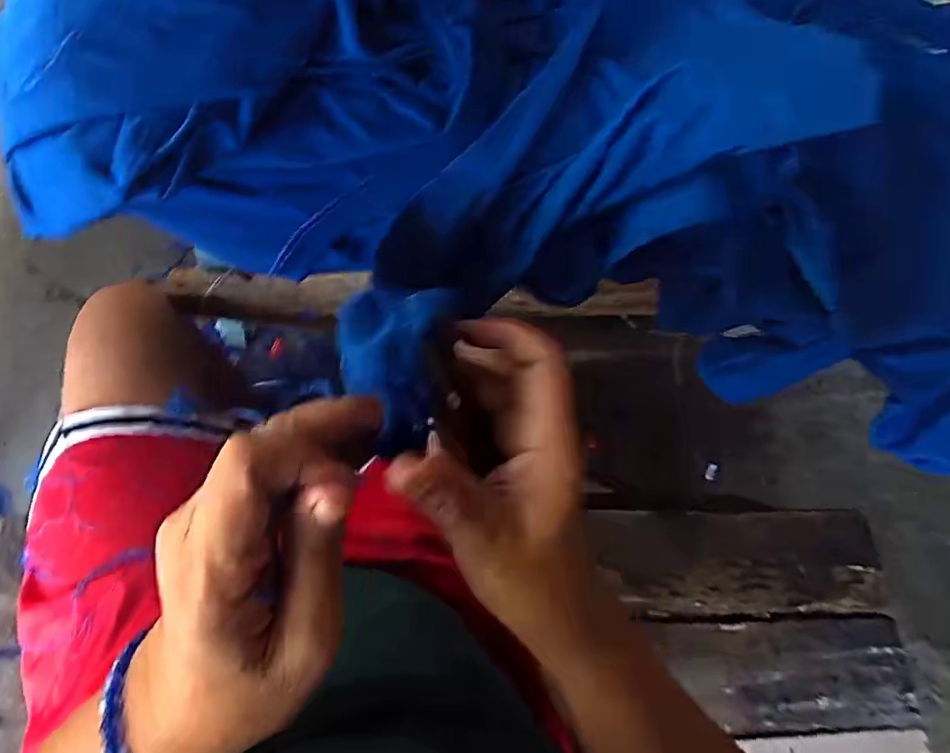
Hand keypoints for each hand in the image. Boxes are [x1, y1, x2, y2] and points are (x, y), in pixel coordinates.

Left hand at [125, 396, 381, 752]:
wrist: (182, 699)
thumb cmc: (249, 688)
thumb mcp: (306, 647)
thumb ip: (318, 558)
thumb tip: (338, 480)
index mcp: (208, 564)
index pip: (243, 469)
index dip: (302, 452)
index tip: (352, 473)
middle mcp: (189, 521)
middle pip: (250, 448)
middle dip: (315, 426)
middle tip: (376, 415)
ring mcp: (190, 509)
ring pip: (253, 449)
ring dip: (310, 434)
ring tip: (366, 426)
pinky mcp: (203, 506)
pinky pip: (253, 466)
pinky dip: (298, 453)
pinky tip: (335, 450)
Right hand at [385, 318, 598, 659]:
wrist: (554, 620)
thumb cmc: (533, 580)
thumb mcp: (485, 538)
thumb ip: (444, 496)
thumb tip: (395, 461)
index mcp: (547, 438)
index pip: (543, 363)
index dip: (505, 334)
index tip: (452, 329)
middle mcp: (533, 428)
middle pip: (504, 368)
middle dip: (458, 352)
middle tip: (401, 351)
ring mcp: (515, 440)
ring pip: (483, 388)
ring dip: (443, 376)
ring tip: (395, 373)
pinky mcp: (496, 455)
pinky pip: (468, 414)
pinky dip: (438, 405)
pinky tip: (404, 409)